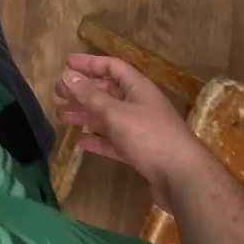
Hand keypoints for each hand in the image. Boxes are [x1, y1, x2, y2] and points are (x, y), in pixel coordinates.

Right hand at [54, 53, 210, 209]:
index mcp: (138, 89)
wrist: (185, 180)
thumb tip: (68, 75)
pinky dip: (98, 140)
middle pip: (107, 92)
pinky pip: (114, 141)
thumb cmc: (150, 136)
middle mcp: (140, 105)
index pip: (112, 67)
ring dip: (85, 116)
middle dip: (82, 92)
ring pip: (108, 117)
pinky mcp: (141, 153)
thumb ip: (90, 95)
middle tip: (58, 93)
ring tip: (61, 116)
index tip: (67, 64)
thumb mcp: (115, 112)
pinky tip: (81, 143)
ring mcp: (141, 130)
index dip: (90, 63)